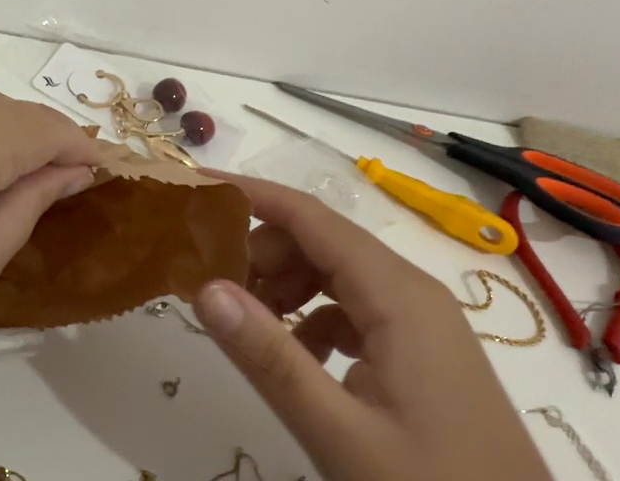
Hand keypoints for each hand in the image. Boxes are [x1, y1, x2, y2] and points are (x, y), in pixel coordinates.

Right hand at [193, 173, 552, 480]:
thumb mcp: (338, 432)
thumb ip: (268, 357)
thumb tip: (204, 286)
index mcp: (397, 293)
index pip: (309, 215)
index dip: (250, 194)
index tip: (194, 187)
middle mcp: (412, 290)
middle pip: (321, 240)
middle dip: (262, 252)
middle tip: (214, 288)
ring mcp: (423, 321)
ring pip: (338, 273)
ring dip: (287, 286)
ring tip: (250, 327)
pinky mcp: (425, 351)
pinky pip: (357, 309)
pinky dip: (315, 318)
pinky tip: (298, 360)